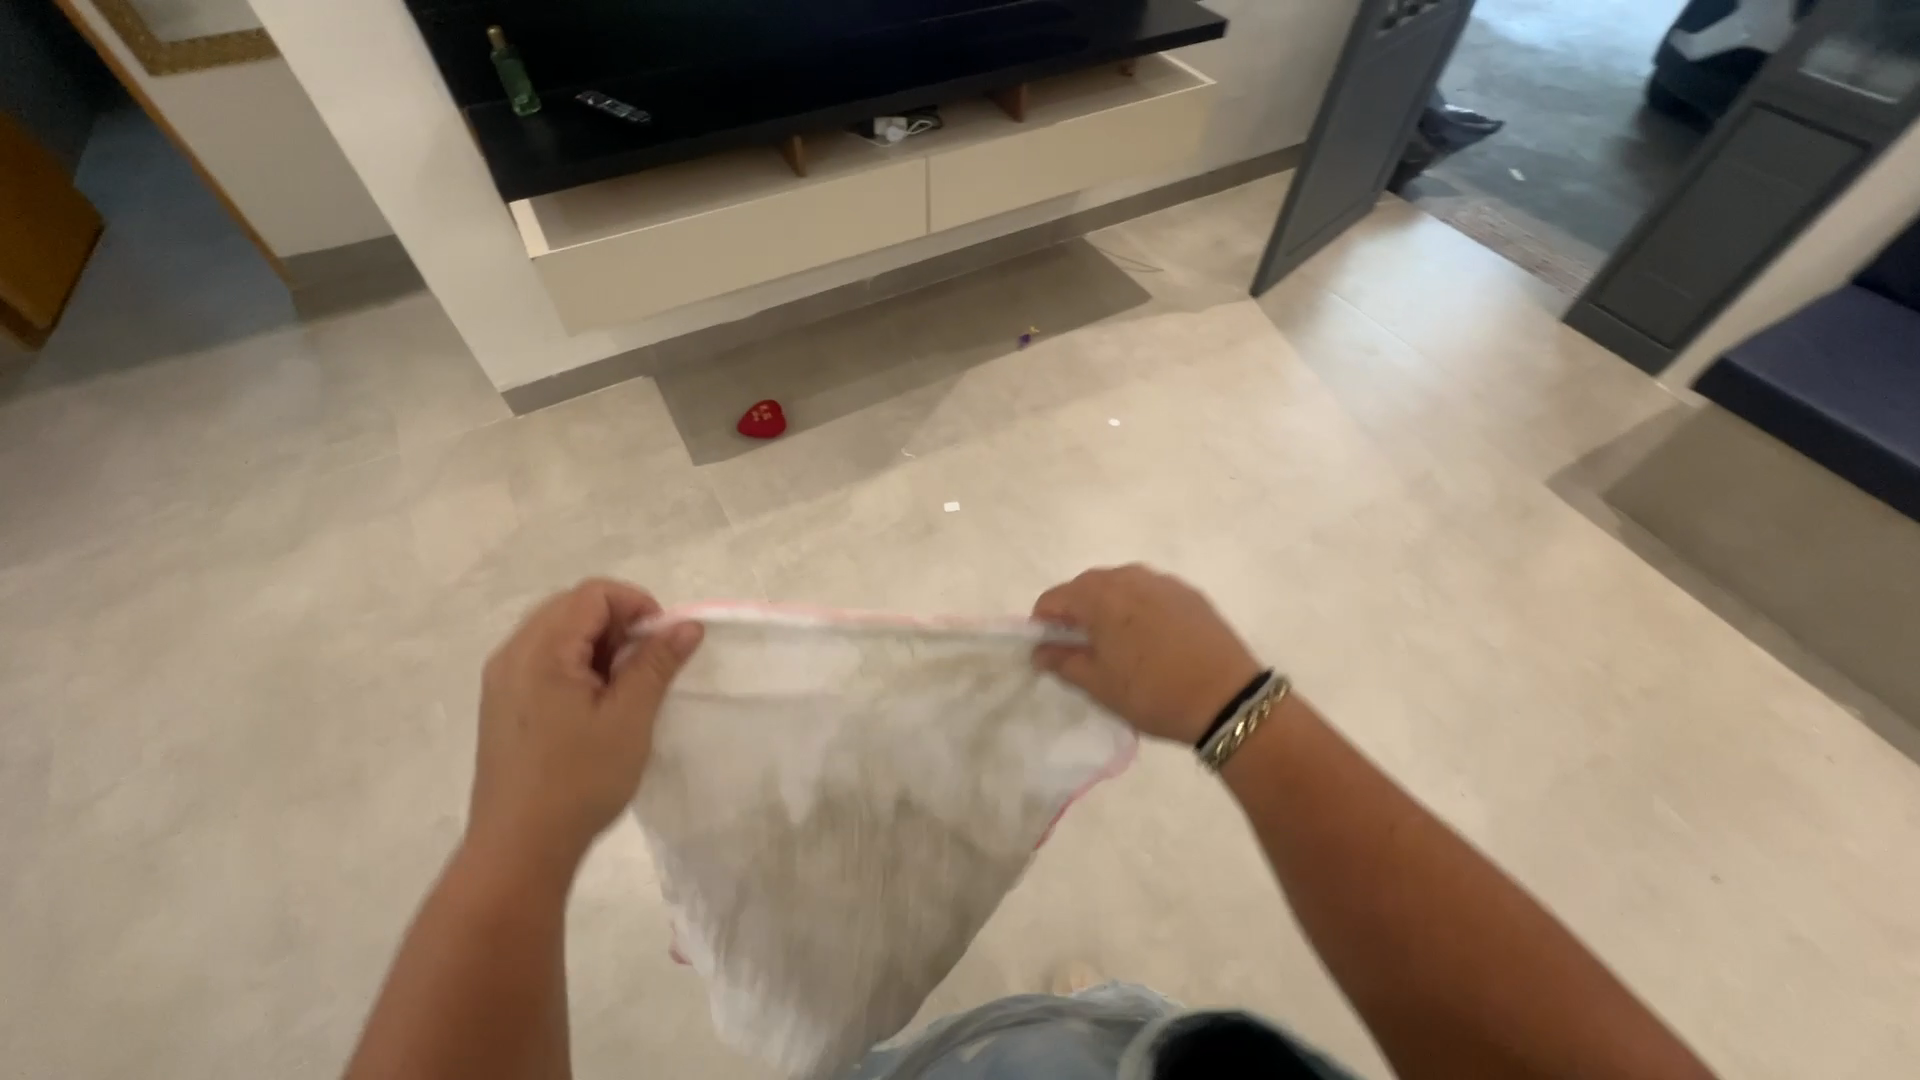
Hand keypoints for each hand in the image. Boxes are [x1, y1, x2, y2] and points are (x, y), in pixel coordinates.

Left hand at [466, 579, 702, 877]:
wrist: (518, 849)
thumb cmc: (579, 780)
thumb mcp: (630, 718)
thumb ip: (657, 663)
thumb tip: (686, 624)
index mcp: (540, 651)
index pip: (592, 594)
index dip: (637, 605)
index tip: (664, 642)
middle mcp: (513, 654)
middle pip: (572, 607)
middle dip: (620, 623)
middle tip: (648, 664)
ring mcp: (503, 680)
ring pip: (559, 633)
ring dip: (601, 645)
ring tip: (626, 687)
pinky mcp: (503, 704)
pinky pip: (545, 660)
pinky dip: (579, 665)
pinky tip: (597, 704)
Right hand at [1032, 564, 1261, 744]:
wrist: (1229, 699)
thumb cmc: (1153, 693)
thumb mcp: (1100, 686)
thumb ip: (1063, 662)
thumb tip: (1040, 651)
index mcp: (1100, 597)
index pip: (1054, 598)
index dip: (1043, 623)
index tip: (1050, 650)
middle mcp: (1128, 577)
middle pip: (1086, 585)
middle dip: (1075, 611)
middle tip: (1082, 648)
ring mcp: (1162, 581)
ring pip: (1120, 585)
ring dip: (1107, 606)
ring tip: (1117, 643)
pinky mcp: (1189, 592)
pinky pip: (1150, 591)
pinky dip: (1138, 607)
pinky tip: (1150, 638)